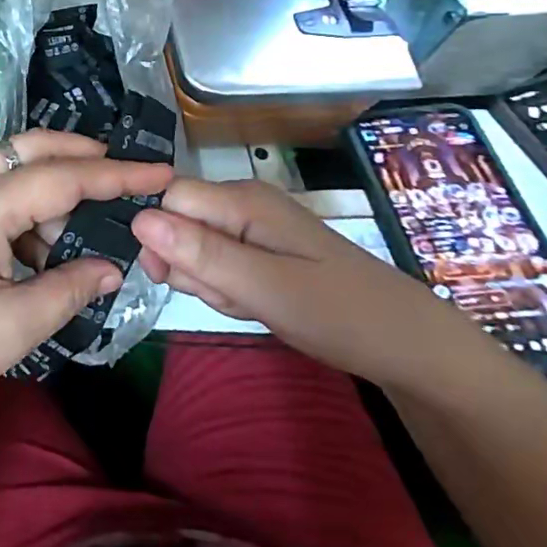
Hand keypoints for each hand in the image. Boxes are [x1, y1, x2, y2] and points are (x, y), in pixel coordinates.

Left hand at [0, 130, 173, 438]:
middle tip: (126, 178)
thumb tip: (112, 267)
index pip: (65, 176)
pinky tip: (43, 252)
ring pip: (14, 173)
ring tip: (82, 241)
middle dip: (82, 156)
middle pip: (33, 151)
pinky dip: (28, 211)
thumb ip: (72, 287)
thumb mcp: (18, 323)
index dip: (119, 175)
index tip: (163, 171)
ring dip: (53, 193)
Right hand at [132, 178, 508, 397]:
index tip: (181, 277)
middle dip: (189, 266)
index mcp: (243, 199)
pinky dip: (225, 288)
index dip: (161, 237)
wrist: (409, 347)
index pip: (168, 198)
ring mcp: (251, 226)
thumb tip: (137, 218)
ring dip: (208, 282)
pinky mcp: (258, 249)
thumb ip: (201, 253)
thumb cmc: (342, 314)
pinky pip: (217, 263)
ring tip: (248, 303)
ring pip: (193, 247)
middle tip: (229, 296)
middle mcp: (242, 202)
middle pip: (177, 223)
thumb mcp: (266, 288)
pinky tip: (253, 303)